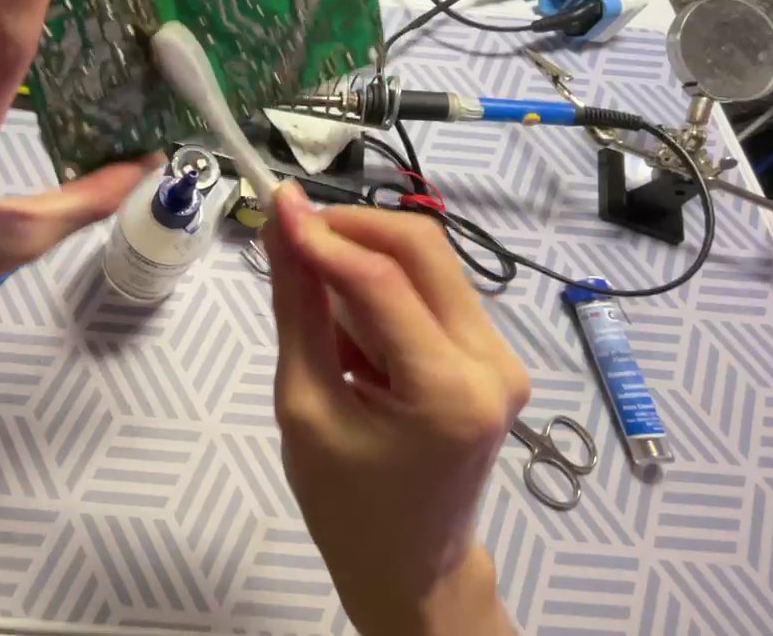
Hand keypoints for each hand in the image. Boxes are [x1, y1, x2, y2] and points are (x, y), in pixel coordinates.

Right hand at [264, 184, 527, 635]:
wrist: (410, 569)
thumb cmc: (345, 501)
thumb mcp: (303, 402)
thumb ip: (296, 308)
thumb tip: (281, 228)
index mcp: (448, 391)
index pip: (380, 280)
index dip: (321, 234)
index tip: (272, 203)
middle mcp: (492, 363)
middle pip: (420, 249)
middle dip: (348, 228)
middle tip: (288, 234)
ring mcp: (500, 358)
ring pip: (424, 264)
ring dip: (359, 262)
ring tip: (316, 315)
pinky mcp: (489, 356)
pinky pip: (427, 291)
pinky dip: (377, 290)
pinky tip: (349, 337)